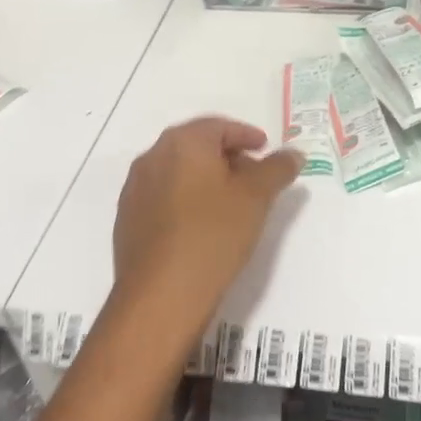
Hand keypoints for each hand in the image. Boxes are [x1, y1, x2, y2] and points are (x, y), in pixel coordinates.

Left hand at [111, 116, 302, 329]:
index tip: (265, 149)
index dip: (246, 135)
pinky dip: (185, 201)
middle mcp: (152, 157)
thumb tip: (293, 153)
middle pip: (195, 146)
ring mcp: (135, 190)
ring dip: (204, 180)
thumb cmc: (213, 235)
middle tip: (253, 177)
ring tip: (230, 204)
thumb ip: (276, 169)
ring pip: (177, 172)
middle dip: (226, 157)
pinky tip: (202, 226)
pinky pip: (162, 198)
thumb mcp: (256, 198)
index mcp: (182, 143)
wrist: (161, 294)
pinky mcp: (127, 220)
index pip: (218, 126)